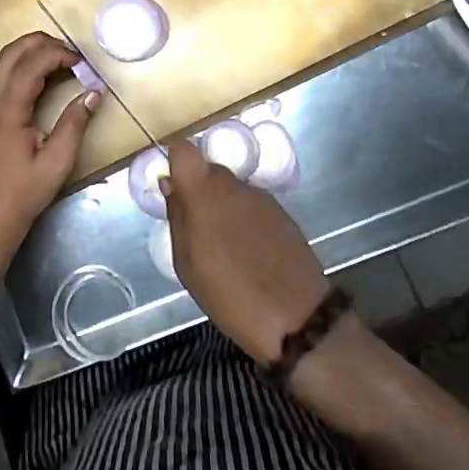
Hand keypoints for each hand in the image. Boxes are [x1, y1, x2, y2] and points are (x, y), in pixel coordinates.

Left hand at [0, 32, 99, 236]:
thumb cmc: (26, 189)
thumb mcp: (58, 160)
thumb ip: (75, 123)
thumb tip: (94, 93)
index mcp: (9, 110)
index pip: (30, 66)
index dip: (57, 55)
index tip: (82, 62)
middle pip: (11, 53)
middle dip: (41, 43)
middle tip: (71, 51)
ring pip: (6, 61)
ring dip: (32, 50)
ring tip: (63, 57)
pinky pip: (7, 74)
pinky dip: (27, 64)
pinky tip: (48, 74)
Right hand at [164, 140, 331, 363]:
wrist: (298, 319)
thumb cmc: (229, 294)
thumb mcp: (187, 264)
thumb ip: (177, 217)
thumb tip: (171, 185)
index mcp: (203, 192)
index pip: (183, 150)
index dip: (176, 164)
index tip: (174, 189)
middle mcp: (233, 185)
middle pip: (208, 170)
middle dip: (198, 190)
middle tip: (196, 227)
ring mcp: (261, 198)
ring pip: (231, 189)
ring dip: (222, 207)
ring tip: (224, 246)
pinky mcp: (282, 214)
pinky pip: (250, 206)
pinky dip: (243, 220)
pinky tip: (247, 252)